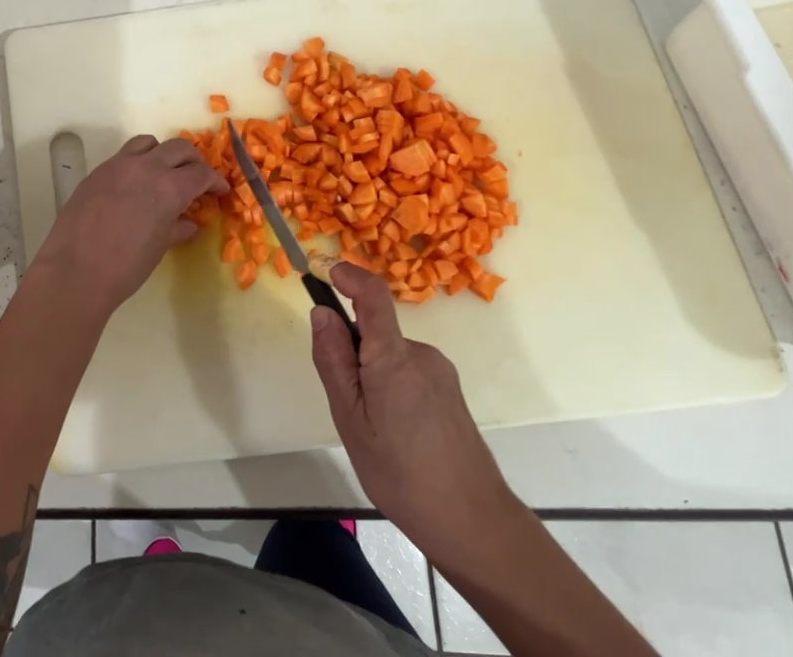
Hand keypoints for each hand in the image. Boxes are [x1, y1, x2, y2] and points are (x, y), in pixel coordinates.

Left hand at [29, 135, 228, 315]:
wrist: (76, 270)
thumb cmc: (126, 266)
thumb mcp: (159, 246)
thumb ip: (177, 227)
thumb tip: (188, 222)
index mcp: (168, 187)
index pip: (200, 173)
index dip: (214, 181)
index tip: (219, 190)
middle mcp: (145, 168)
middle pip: (178, 148)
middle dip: (193, 161)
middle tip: (197, 179)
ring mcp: (117, 166)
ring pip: (147, 144)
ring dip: (162, 153)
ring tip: (164, 173)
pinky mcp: (96, 173)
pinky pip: (123, 157)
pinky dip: (137, 163)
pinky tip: (134, 186)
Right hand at [311, 263, 519, 546]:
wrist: (471, 520)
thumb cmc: (399, 473)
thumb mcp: (350, 419)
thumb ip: (333, 362)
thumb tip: (322, 312)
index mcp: (394, 360)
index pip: (373, 296)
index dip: (348, 275)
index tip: (323, 272)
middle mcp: (422, 355)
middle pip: (375, 332)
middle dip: (350, 354)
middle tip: (344, 406)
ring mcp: (440, 372)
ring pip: (389, 356)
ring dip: (370, 376)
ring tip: (372, 430)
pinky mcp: (449, 390)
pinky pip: (406, 372)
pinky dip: (388, 388)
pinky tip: (394, 434)